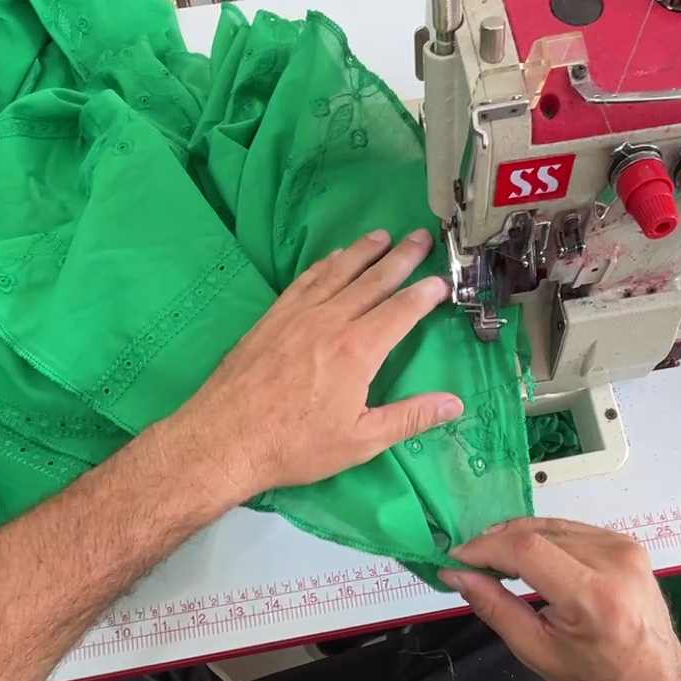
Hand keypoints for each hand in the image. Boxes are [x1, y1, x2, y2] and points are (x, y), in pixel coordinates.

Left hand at [174, 229, 461, 499]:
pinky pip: (305, 281)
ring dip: (363, 251)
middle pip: (373, 281)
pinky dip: (324, 264)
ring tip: (383, 235)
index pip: (401, 311)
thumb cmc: (296, 445)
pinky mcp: (272, 318)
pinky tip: (333, 258)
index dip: (425, 294)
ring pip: (337, 273)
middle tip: (420, 237)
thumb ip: (410, 418)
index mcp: (357, 350)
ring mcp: (297, 316)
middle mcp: (330, 322)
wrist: (225, 438)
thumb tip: (454, 403)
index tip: (442, 281)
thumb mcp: (361, 441)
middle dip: (401, 258)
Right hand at [440, 518, 680, 680]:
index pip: (528, 550)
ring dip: (515, 537)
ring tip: (491, 558)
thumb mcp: (536, 651)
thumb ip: (494, 607)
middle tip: (469, 561)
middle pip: (537, 532)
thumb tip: (454, 574)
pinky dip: (541, 537)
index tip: (457, 557)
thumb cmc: (596, 677)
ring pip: (551, 526)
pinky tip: (525, 555)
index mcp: (594, 596)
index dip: (486, 548)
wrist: (656, 680)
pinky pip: (570, 529)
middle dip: (496, 542)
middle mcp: (613, 562)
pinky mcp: (626, 542)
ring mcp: (623, 547)